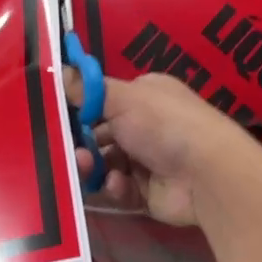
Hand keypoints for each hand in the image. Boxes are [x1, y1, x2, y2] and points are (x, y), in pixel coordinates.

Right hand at [67, 71, 254, 226]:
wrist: (205, 174)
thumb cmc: (163, 124)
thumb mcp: (122, 98)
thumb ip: (87, 90)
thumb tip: (57, 69)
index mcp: (145, 97)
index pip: (104, 101)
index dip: (81, 111)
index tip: (56, 120)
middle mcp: (147, 126)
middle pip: (100, 136)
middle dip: (82, 144)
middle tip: (70, 152)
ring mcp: (148, 161)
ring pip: (106, 165)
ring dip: (94, 167)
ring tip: (89, 170)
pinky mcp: (148, 193)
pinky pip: (120, 189)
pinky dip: (116, 188)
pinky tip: (120, 185)